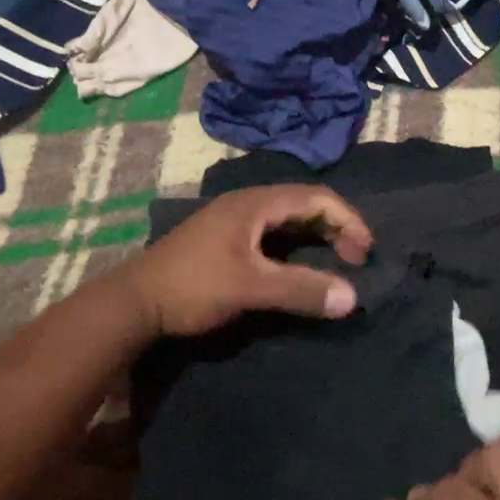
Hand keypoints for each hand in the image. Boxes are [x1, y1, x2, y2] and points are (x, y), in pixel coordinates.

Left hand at [115, 185, 372, 337]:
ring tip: (336, 263)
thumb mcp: (251, 287)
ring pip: (288, 220)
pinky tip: (300, 269)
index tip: (366, 251)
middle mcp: (247, 203)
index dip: (348, 220)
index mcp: (255, 202)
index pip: (317, 197)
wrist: (133, 302)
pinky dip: (296, 247)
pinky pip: (274, 234)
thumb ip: (301, 290)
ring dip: (316, 237)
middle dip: (336, 227)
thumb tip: (352, 298)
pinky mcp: (225, 240)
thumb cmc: (193, 286)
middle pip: (305, 204)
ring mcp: (234, 221)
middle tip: (356, 258)